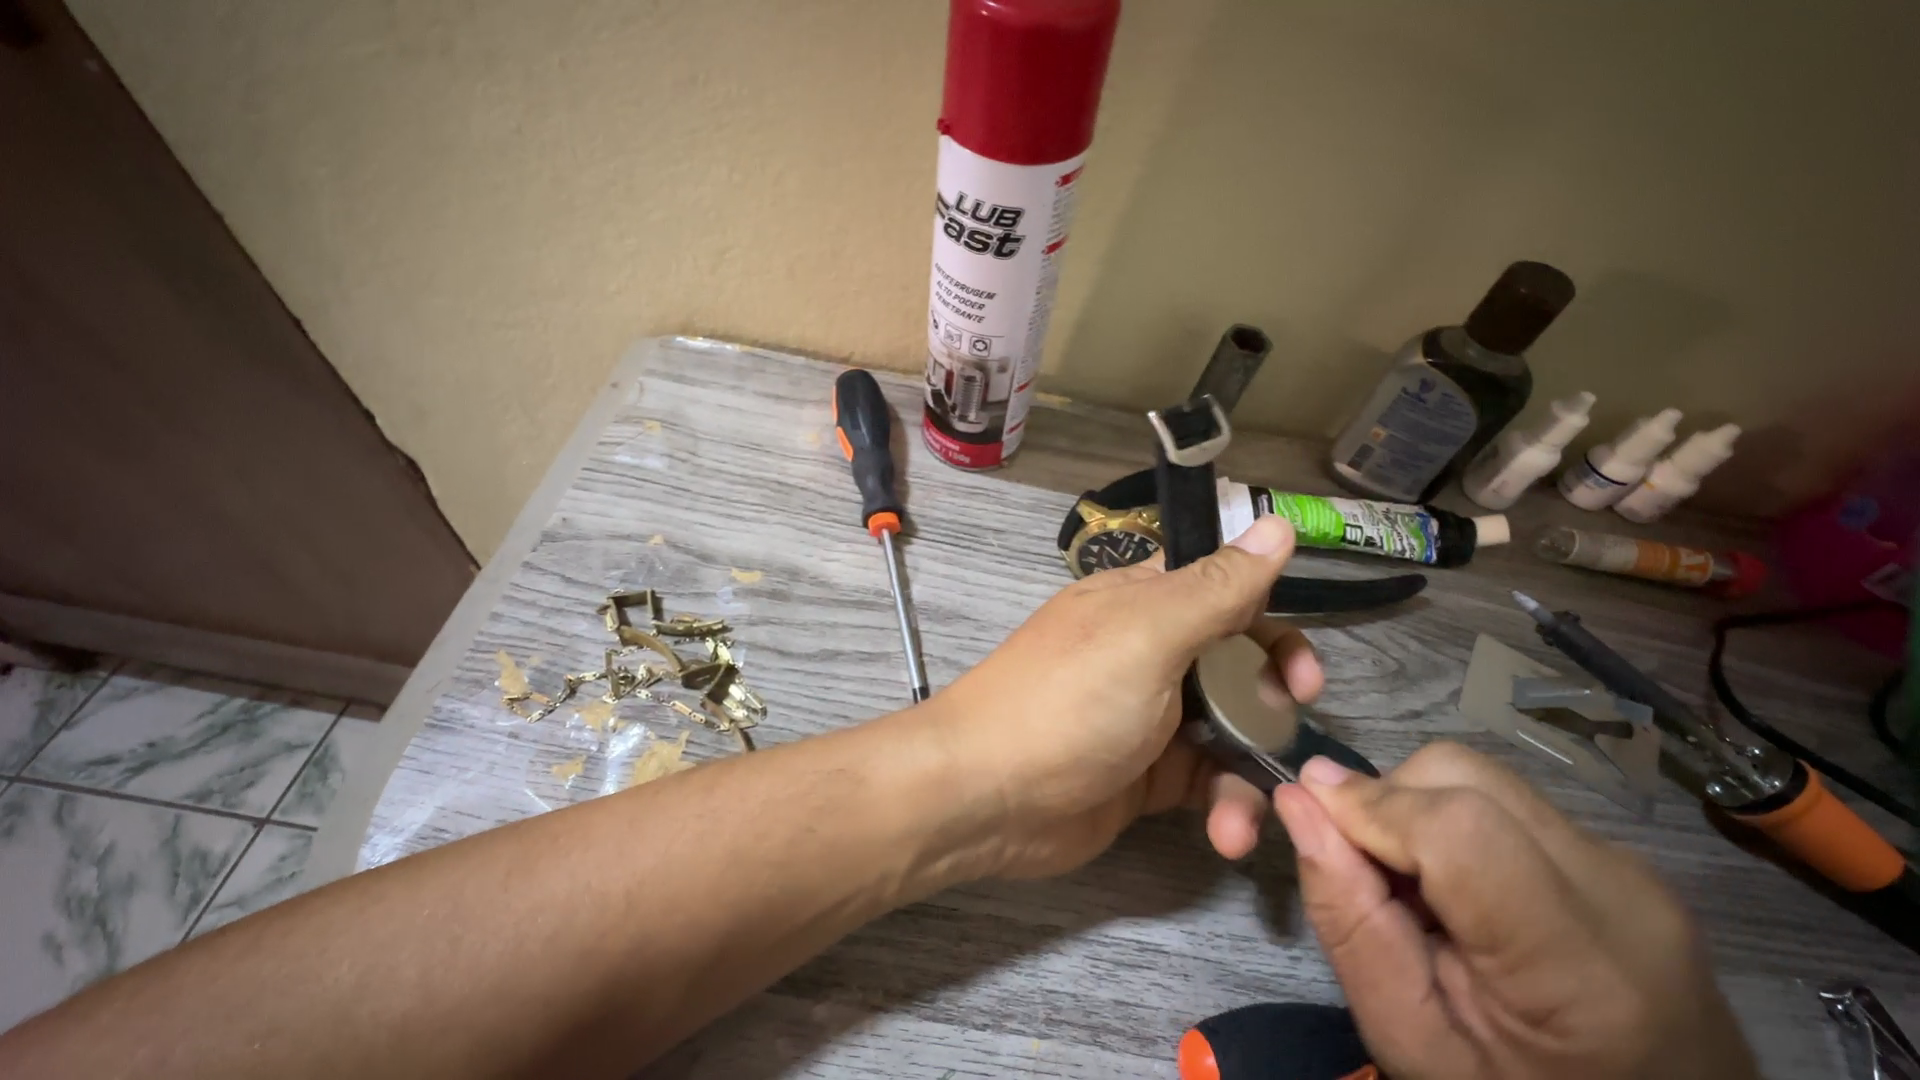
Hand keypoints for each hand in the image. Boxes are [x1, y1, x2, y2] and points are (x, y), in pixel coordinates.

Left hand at [931, 515, 1321, 878]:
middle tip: (1294, 723)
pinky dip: (1225, 804)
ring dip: (1254, 765)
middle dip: (1273, 696)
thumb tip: (1276, 523)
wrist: (984, 796)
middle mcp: (1148, 653)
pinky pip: (1207, 780)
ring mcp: (1147, 717)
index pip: (1223, 592)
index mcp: (1142, 603)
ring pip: (1229, 727)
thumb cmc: (1068, 701)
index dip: (1268, 623)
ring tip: (1256, 809)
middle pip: (1236, 663)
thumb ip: (1218, 587)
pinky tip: (1227, 832)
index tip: (1300, 669)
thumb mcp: (1148, 633)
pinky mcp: (1146, 777)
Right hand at [1273, 742, 1757, 1079]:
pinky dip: (1454, 821)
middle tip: (1366, 871)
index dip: (1371, 806)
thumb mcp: (1411, 1038)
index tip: (1312, 818)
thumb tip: (1296, 801)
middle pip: (1464, 778)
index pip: (1460, 828)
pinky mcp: (1625, 856)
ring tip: (1416, 887)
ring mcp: (1630, 868)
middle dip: (1386, 801)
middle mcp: (1617, 894)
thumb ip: (1351, 923)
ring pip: (1480, 776)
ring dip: (1417, 808)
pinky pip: (1508, 799)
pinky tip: (1461, 890)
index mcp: (1574, 969)